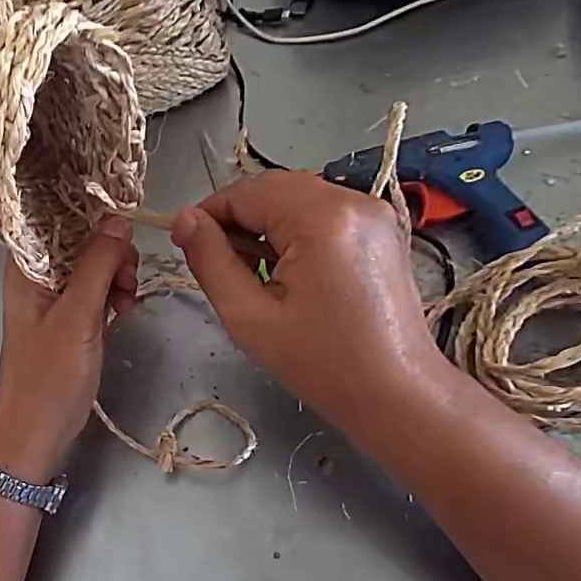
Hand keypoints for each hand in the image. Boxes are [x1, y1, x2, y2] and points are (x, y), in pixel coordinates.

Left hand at [0, 218, 137, 483]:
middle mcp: (38, 277)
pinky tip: (124, 312)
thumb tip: (119, 220)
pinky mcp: (71, 321)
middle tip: (127, 278)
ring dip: (117, 276)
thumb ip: (97, 265)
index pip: (54, 218)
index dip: (89, 213)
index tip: (123, 224)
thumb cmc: (49, 376)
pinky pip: (97, 293)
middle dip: (110, 252)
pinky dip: (113, 296)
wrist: (36, 434)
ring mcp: (55, 300)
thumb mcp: (77, 316)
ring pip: (93, 267)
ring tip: (126, 302)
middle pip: (80, 241)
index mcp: (25, 268)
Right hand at [172, 171, 447, 430]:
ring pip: (297, 196)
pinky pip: (322, 211)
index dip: (207, 214)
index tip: (184, 244)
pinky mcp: (381, 228)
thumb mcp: (248, 316)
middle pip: (273, 188)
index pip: (245, 192)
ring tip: (250, 270)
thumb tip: (183, 220)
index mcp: (321, 219)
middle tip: (216, 261)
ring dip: (263, 223)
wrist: (396, 393)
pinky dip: (293, 229)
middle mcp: (353, 200)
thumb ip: (210, 261)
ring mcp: (373, 211)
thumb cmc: (320, 363)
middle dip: (235, 217)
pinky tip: (285, 267)